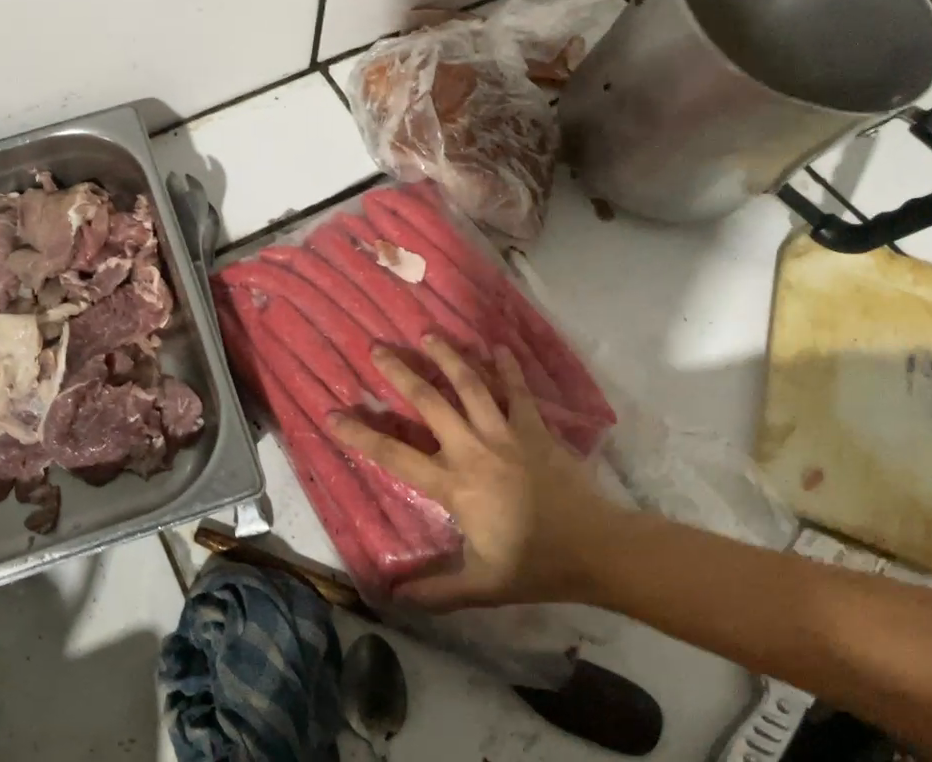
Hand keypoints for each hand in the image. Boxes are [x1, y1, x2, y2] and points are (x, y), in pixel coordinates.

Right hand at [327, 336, 623, 609]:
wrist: (599, 550)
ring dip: (447, 357)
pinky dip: (507, 367)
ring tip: (428, 333)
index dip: (360, 435)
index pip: (394, 455)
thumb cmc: (536, 566)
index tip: (332, 414)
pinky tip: (497, 346)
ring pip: (471, 386)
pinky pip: (518, 392)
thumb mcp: (481, 586)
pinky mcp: (536, 430)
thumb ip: (436, 590)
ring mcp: (507, 435)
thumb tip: (392, 597)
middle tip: (377, 348)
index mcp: (453, 486)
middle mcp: (473, 450)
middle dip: (400, 373)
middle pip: (429, 403)